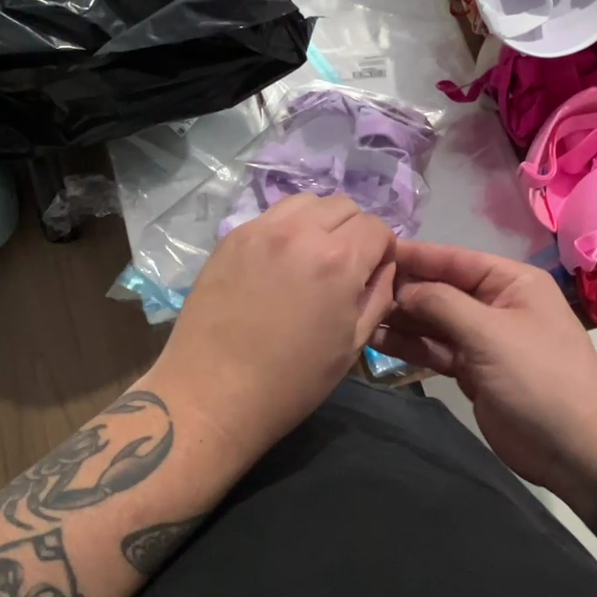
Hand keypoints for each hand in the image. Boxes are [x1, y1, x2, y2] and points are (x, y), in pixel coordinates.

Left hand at [152, 194, 396, 455]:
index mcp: (338, 260)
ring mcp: (261, 230)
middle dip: (354, 231)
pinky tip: (279, 263)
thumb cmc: (292, 382)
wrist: (213, 394)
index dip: (383, 250)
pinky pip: (272, 216)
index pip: (377, 227)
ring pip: (307, 202)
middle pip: (344, 206)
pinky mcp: (232, 237)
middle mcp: (301, 232)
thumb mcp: (352, 344)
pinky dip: (287, 229)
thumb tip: (383, 265)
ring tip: (311, 258)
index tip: (373, 273)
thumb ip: (377, 295)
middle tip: (344, 266)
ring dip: (320, 222)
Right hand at [371, 239, 596, 497]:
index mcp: (511, 281)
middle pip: (440, 288)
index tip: (371, 248)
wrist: (576, 450)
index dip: (414, 255)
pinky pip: (435, 349)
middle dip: (402, 288)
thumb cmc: (539, 378)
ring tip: (357, 314)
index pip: (453, 258)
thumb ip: (442, 303)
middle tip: (354, 287)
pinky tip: (376, 340)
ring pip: (433, 321)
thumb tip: (402, 287)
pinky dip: (410, 345)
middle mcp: (496, 303)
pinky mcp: (472, 370)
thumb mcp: (490, 333)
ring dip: (400, 319)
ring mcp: (483, 339)